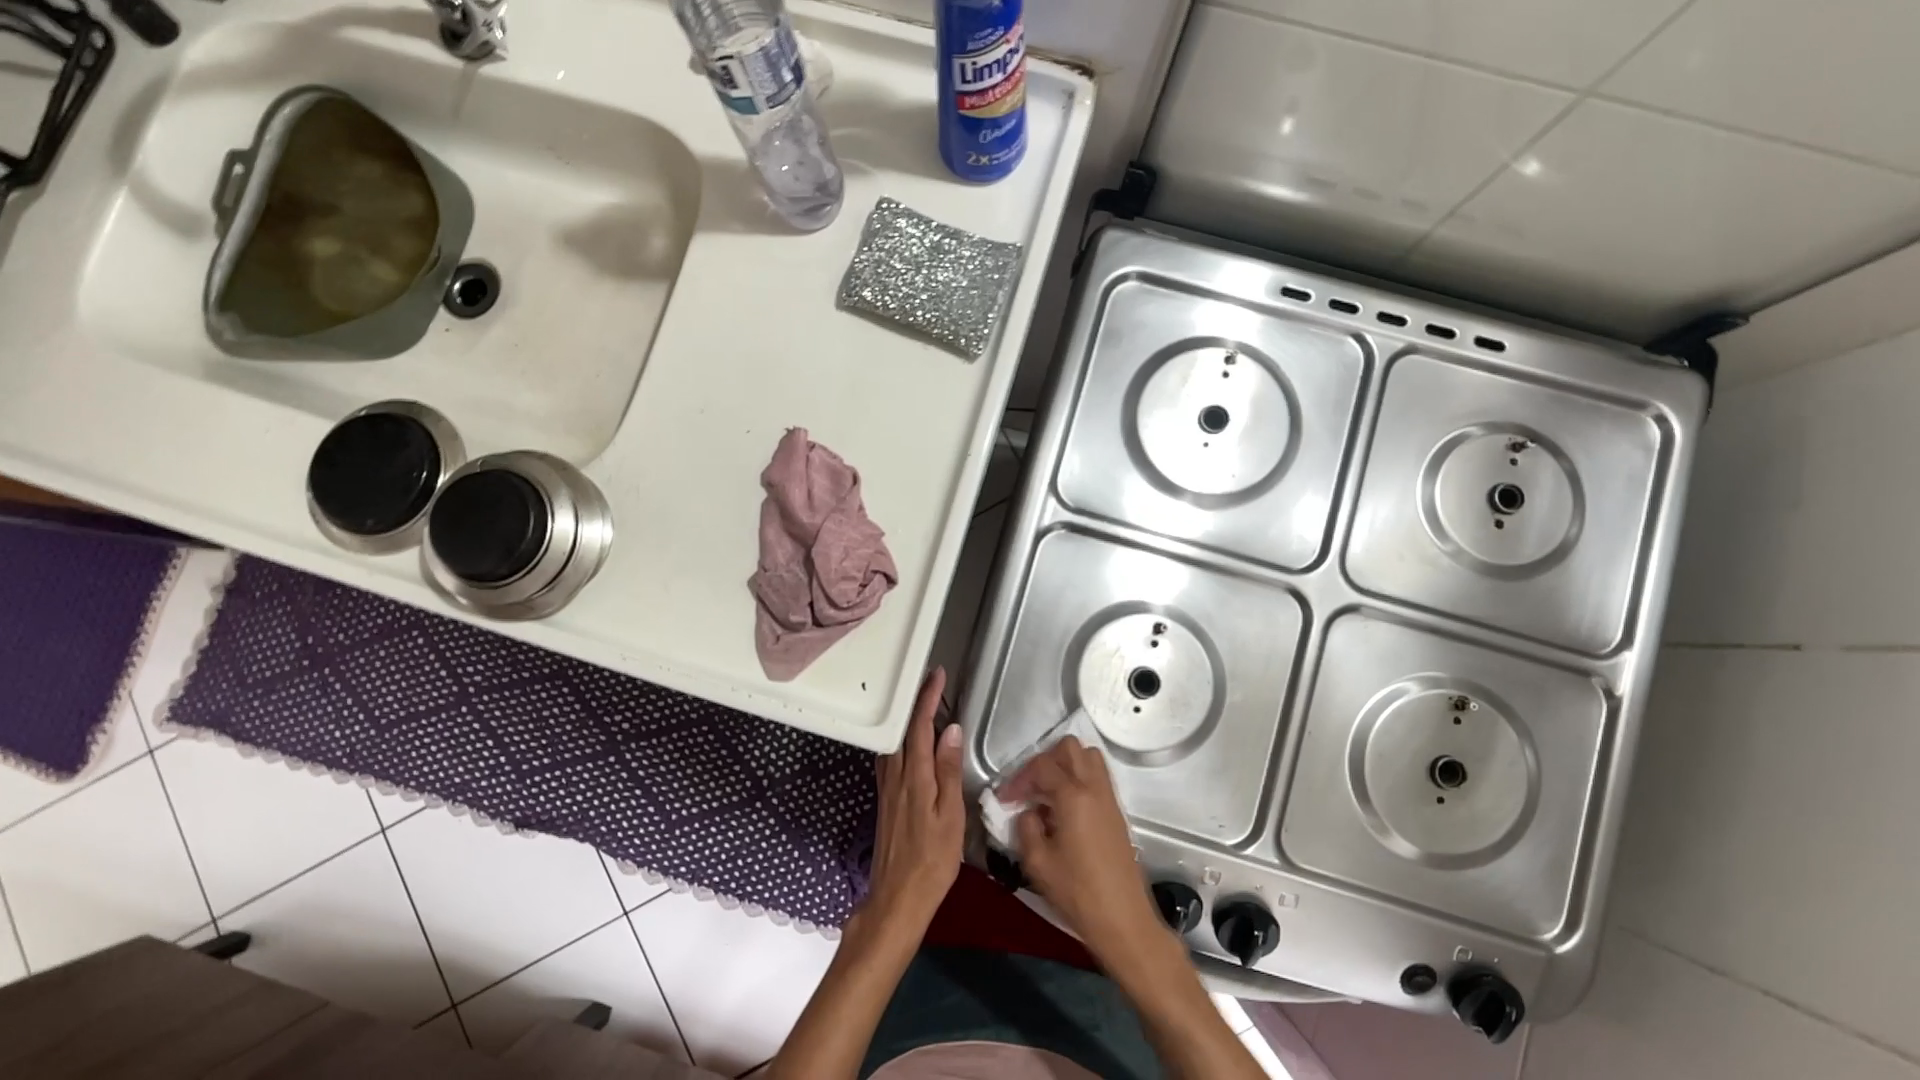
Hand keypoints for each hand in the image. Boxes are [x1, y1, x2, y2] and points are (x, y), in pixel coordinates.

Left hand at [864, 668, 963, 930]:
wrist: (898, 898)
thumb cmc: (932, 861)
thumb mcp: (950, 817)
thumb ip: (949, 772)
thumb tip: (951, 730)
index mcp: (915, 779)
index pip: (919, 728)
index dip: (927, 699)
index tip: (936, 674)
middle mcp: (896, 778)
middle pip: (903, 731)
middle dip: (915, 703)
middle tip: (931, 682)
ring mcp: (887, 790)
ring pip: (894, 745)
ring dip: (907, 721)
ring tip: (922, 706)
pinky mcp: (886, 802)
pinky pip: (891, 760)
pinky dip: (901, 742)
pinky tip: (906, 745)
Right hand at [1002, 737, 1162, 963]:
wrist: (1122, 918)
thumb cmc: (1077, 892)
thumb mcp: (1037, 862)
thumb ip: (1026, 828)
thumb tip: (1028, 813)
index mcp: (1073, 796)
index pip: (1041, 766)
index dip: (1018, 779)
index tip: (1005, 799)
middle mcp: (1094, 788)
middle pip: (1070, 748)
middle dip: (1044, 761)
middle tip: (1029, 787)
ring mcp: (1110, 799)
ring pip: (1088, 757)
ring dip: (1065, 766)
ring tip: (1047, 794)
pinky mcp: (1117, 812)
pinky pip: (1098, 777)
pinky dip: (1079, 780)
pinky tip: (1064, 809)